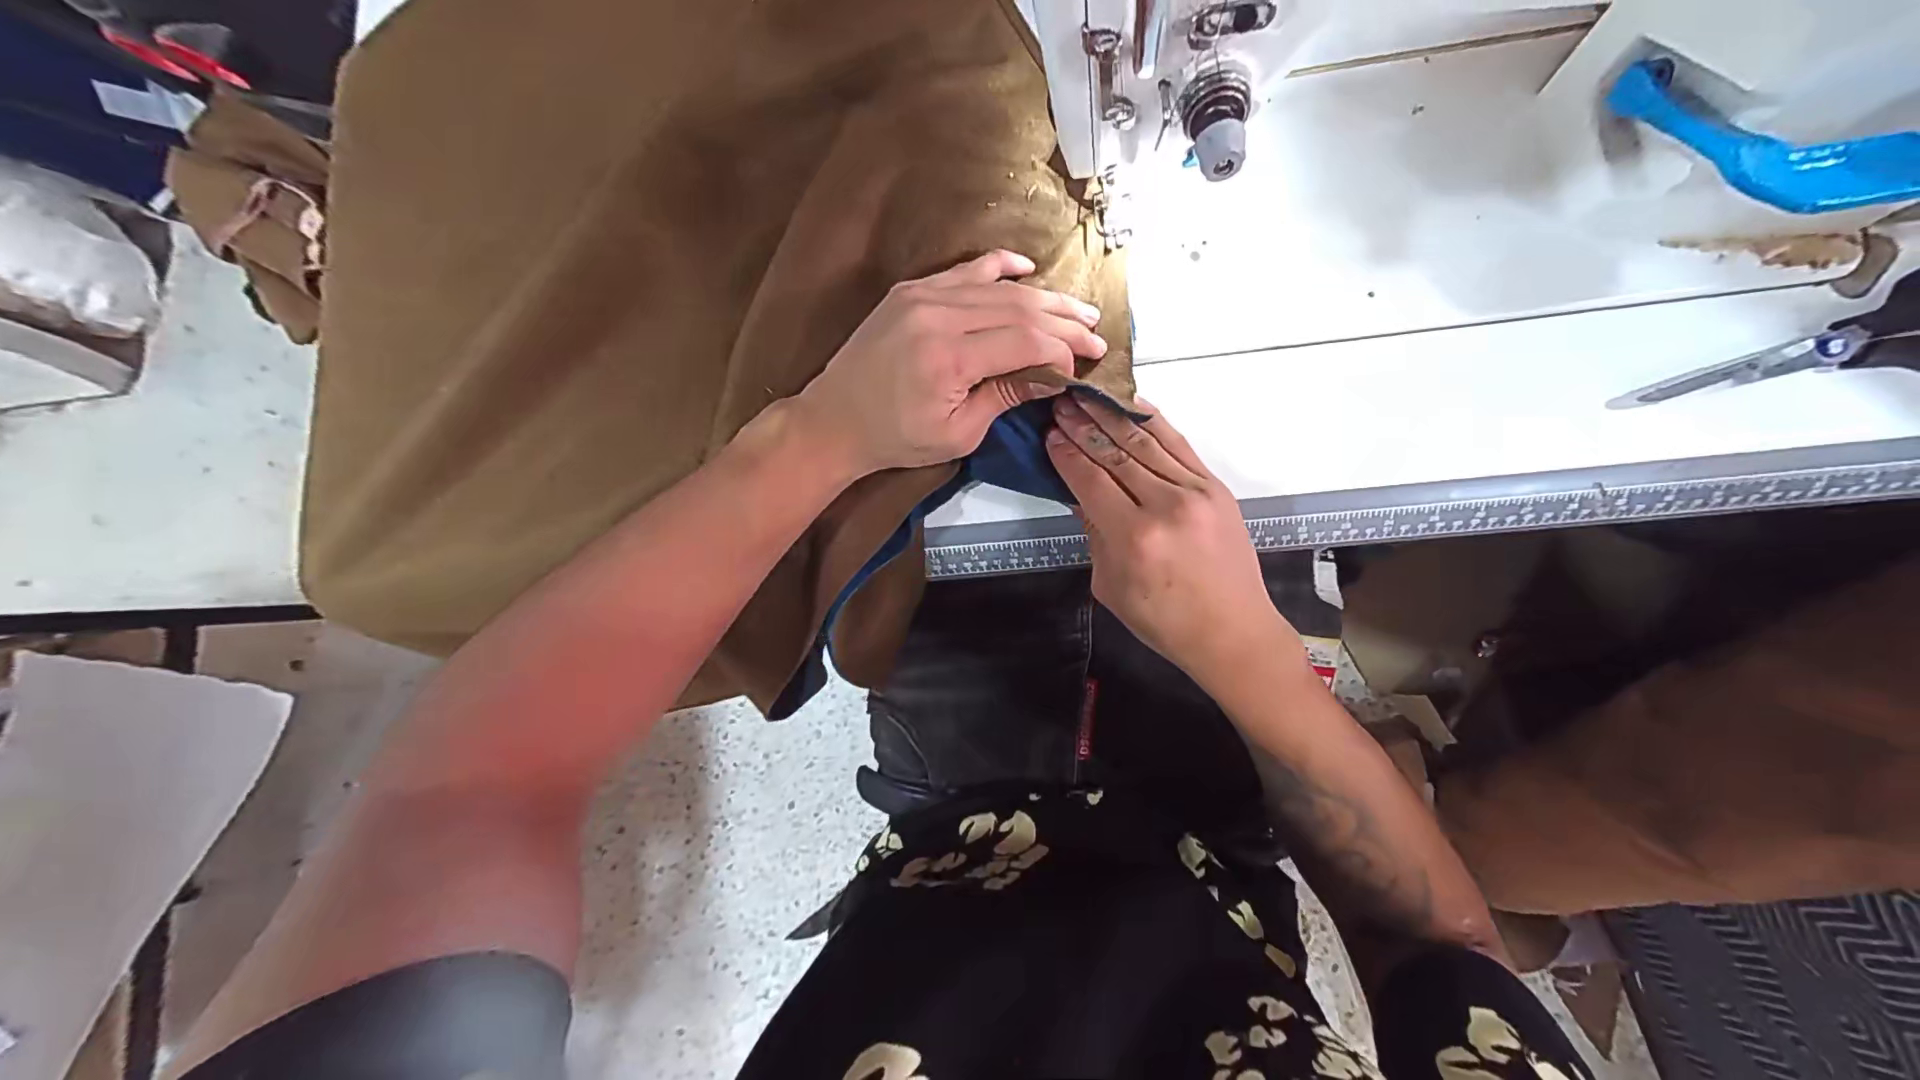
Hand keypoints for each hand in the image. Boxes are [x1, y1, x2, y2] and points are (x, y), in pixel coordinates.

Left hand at [794, 250, 1106, 474]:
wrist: (835, 419)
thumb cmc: (895, 438)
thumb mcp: (958, 433)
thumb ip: (1006, 397)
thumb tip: (1053, 376)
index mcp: (949, 358)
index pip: (1026, 341)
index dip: (1062, 351)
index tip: (1083, 366)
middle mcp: (937, 317)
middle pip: (1019, 308)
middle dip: (1064, 322)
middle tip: (1096, 333)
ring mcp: (921, 297)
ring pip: (998, 287)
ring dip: (1043, 297)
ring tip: (1077, 309)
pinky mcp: (910, 291)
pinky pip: (964, 271)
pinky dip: (998, 268)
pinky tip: (1026, 268)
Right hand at [1045, 395, 1302, 681]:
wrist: (1232, 632)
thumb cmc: (1164, 621)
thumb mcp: (1110, 585)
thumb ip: (1094, 535)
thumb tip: (1080, 495)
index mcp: (1133, 538)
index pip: (1090, 480)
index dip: (1066, 454)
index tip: (1049, 434)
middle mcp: (1165, 507)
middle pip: (1114, 454)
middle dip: (1083, 425)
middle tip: (1061, 403)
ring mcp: (1196, 493)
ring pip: (1145, 441)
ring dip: (1111, 415)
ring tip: (1087, 396)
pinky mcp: (1215, 487)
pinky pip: (1178, 444)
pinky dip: (1153, 421)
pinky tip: (1132, 404)